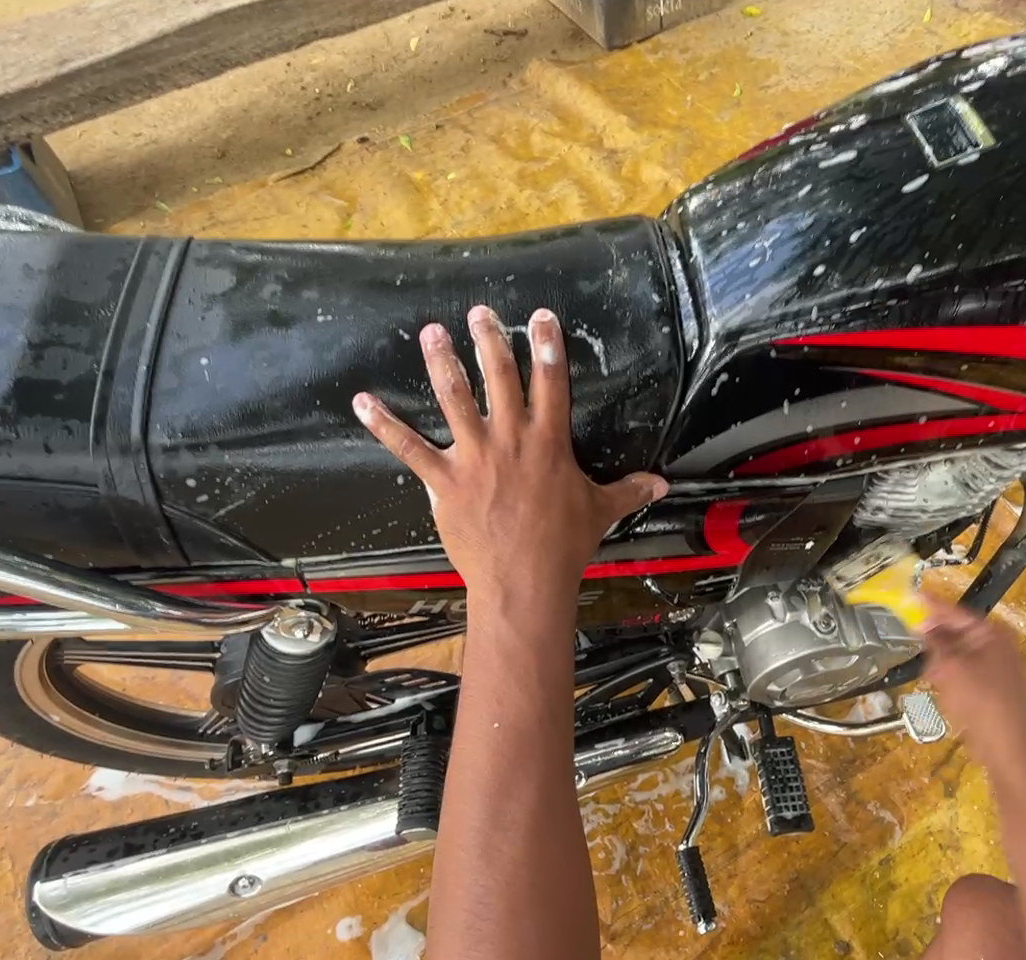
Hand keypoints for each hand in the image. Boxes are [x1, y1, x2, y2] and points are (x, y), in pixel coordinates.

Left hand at [352, 306, 667, 604]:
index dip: (547, 346)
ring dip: (442, 363)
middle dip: (490, 340)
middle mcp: (510, 439)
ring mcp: (474, 457)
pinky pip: (409, 448)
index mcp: (549, 442)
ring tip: (432, 332)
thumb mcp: (602, 512)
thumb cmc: (564, 545)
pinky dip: (385, 425)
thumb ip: (630, 491)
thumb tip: (663, 484)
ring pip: (454, 399)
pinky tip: (363, 402)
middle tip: (480, 313)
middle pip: (499, 378)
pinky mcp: (444, 481)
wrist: (524, 581)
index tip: (540, 316)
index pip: (551, 383)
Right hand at [921, 597, 1025, 772]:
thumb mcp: (952, 668)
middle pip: (957, 634)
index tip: (910, 596)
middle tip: (916, 644)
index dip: (931, 606)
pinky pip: (965, 675)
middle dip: (936, 642)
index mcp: (993, 635)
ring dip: (942, 665)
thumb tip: (922, 621)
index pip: (956, 612)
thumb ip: (936, 641)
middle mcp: (999, 646)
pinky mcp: (994, 690)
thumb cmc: (982, 703)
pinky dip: (952, 680)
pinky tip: (948, 695)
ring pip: (958, 656)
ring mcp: (999, 669)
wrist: (1010, 751)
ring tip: (937, 679)